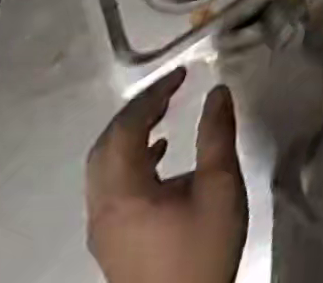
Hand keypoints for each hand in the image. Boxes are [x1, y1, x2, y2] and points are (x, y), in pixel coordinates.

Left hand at [86, 67, 247, 282]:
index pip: (127, 129)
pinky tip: (159, 152)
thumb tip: (217, 92)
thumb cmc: (203, 249)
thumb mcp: (221, 187)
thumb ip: (217, 135)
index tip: (183, 74)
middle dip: (136, 110)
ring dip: (130, 132)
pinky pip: (110, 184)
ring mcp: (101, 227)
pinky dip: (130, 157)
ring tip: (164, 112)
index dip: (153, 95)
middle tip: (170, 89)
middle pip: (106, 145)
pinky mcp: (110, 240)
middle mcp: (102, 206)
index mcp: (124, 192)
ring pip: (104, 165)